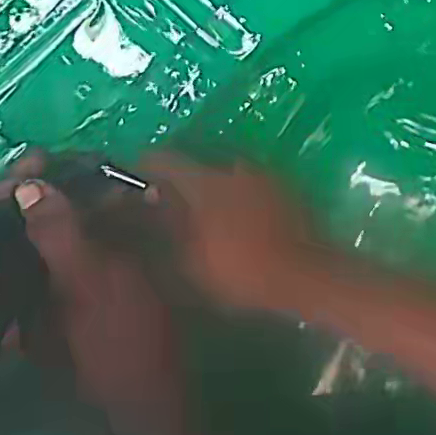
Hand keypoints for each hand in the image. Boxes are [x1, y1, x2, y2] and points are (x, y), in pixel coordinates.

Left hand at [0, 151, 189, 434]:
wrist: (155, 398)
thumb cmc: (122, 344)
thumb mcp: (93, 283)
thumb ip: (59, 235)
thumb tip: (27, 187)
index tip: (37, 163)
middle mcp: (1, 296)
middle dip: (32, 191)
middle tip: (66, 164)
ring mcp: (32, 297)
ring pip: (31, 237)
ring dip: (59, 204)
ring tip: (90, 179)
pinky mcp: (62, 296)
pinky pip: (58, 249)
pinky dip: (77, 224)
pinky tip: (103, 209)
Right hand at [135, 153, 326, 313]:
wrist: (304, 275)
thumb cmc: (241, 271)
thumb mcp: (190, 258)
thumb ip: (166, 224)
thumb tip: (150, 198)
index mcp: (206, 181)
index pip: (163, 159)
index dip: (143, 167)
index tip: (131, 182)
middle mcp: (234, 168)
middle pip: (195, 166)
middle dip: (178, 183)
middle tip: (165, 207)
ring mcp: (262, 175)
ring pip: (224, 176)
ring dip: (209, 191)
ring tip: (202, 219)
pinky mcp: (283, 188)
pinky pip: (247, 186)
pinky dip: (235, 198)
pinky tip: (234, 222)